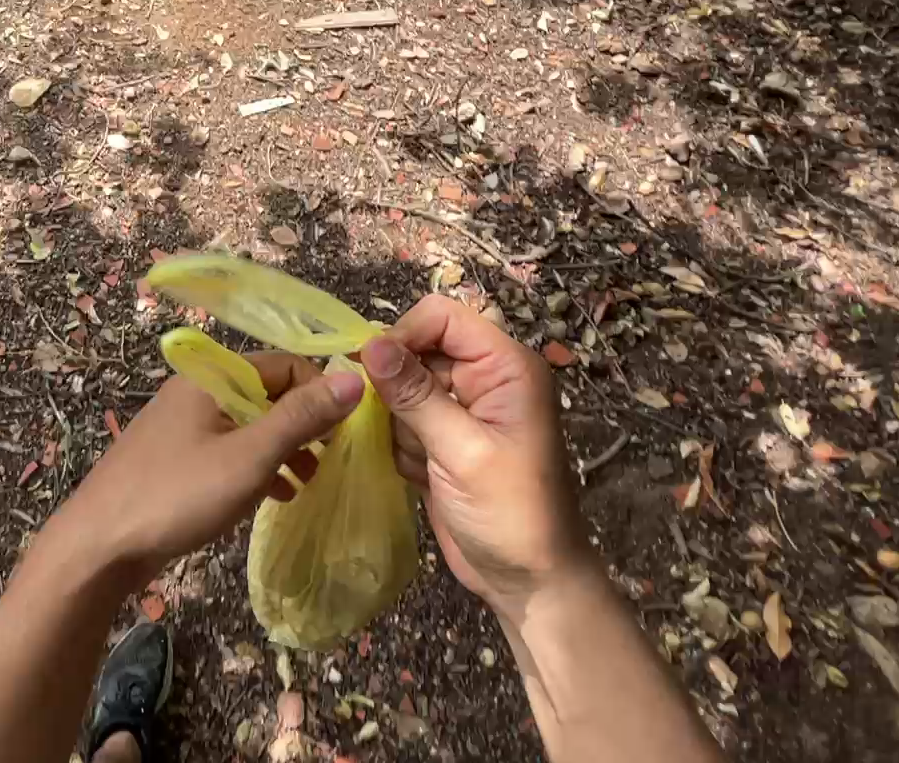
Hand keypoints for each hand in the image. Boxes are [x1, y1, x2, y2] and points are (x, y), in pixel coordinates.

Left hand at [43, 353, 364, 589]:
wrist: (100, 544)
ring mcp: (183, 424)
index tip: (349, 430)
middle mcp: (197, 390)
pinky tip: (277, 495)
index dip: (321, 391)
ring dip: (283, 448)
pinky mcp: (176, 455)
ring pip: (249, 424)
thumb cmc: (178, 494)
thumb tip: (354, 379)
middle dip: (304, 423)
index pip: (284, 364)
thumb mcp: (249, 456)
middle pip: (266, 393)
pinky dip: (256, 465)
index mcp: (211, 377)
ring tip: (310, 482)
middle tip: (333, 461)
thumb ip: (301, 417)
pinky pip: (228, 448)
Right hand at [358, 296, 592, 618]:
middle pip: (415, 349)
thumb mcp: (462, 452)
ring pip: (400, 386)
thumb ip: (415, 395)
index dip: (404, 334)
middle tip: (400, 428)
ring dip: (398, 422)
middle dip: (397, 389)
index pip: (441, 316)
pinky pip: (399, 417)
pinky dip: (399, 443)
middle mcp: (483, 378)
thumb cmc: (511, 515)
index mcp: (505, 367)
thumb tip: (368, 345)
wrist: (529, 583)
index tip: (373, 371)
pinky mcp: (441, 434)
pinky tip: (422, 473)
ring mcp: (461, 407)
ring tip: (424, 460)